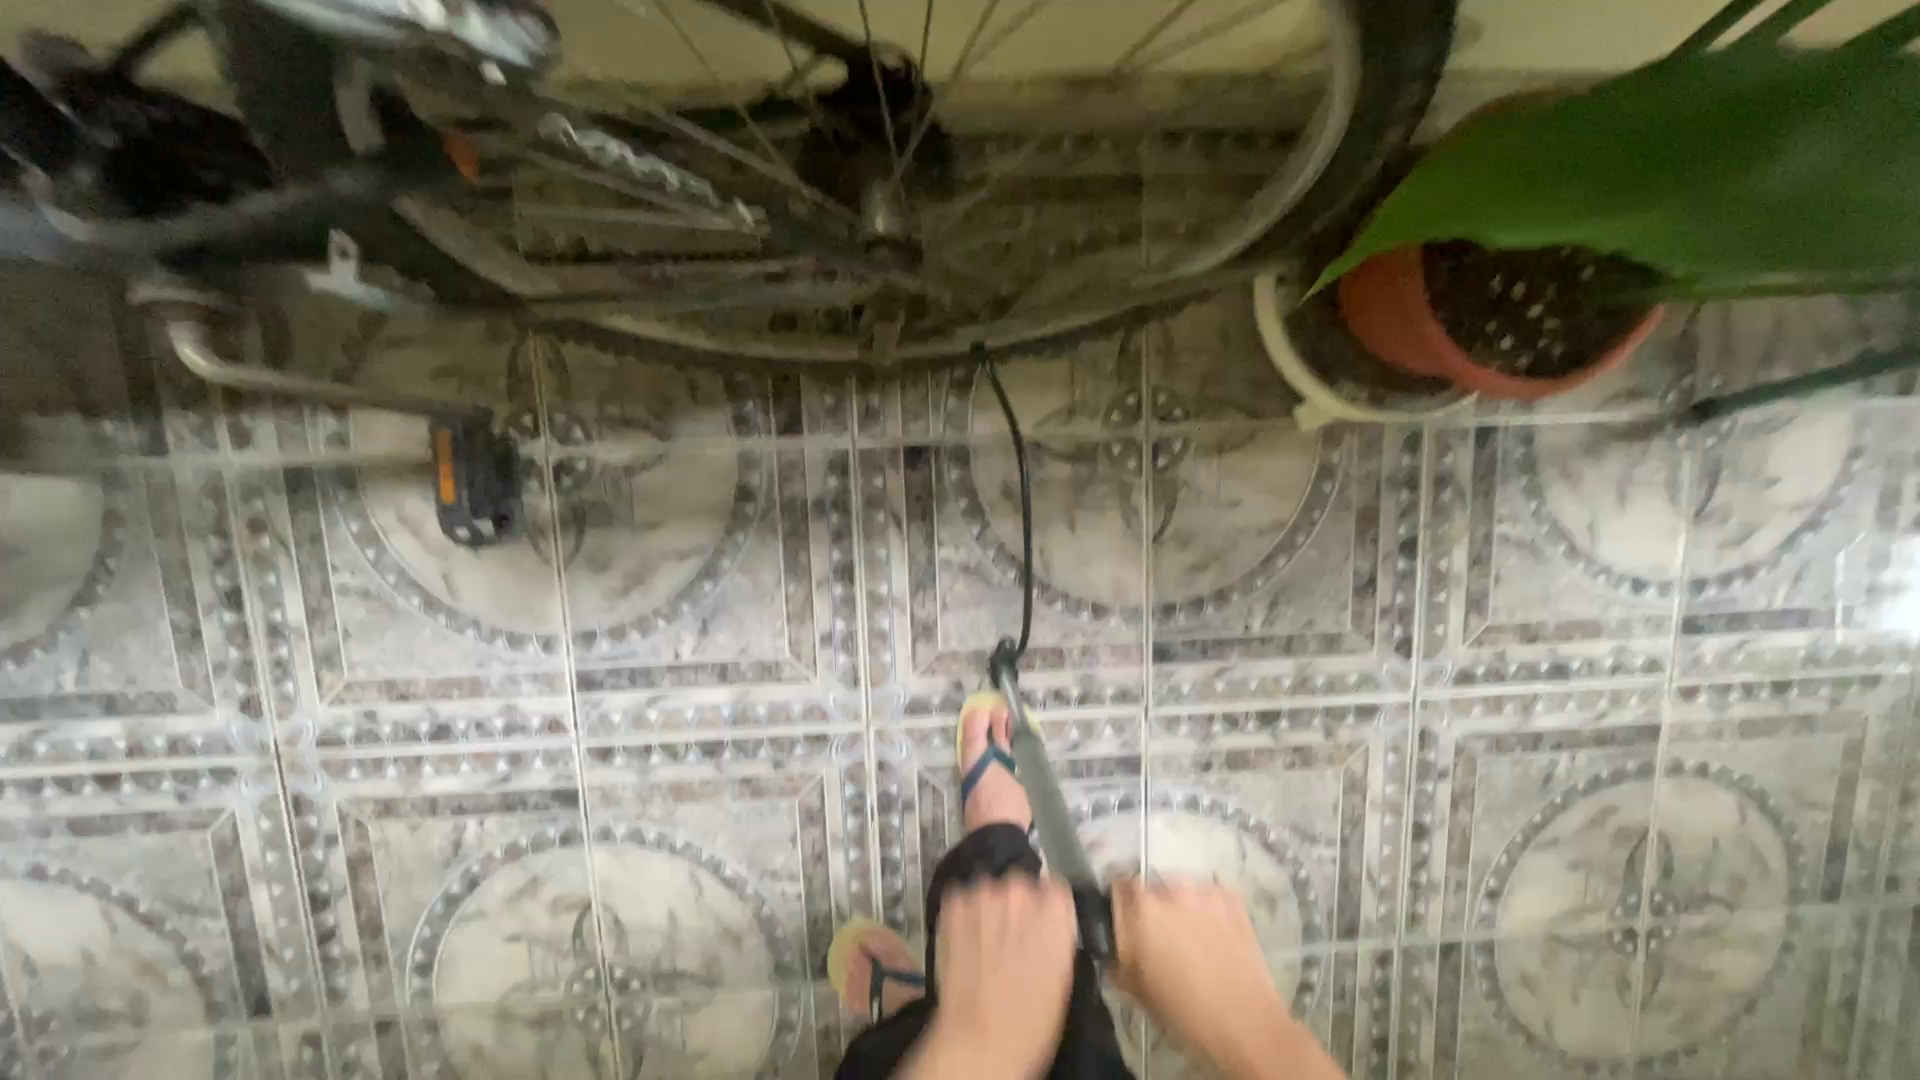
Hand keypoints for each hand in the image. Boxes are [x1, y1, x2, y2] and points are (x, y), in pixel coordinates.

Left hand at [916, 876, 1077, 1079]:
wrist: (979, 1038)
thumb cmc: (1031, 1020)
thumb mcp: (1061, 975)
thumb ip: (1056, 935)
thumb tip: (1048, 922)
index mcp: (1055, 908)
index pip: (1054, 888)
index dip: (1046, 908)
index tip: (1040, 925)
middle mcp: (1021, 891)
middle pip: (1019, 884)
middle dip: (1015, 906)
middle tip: (1010, 938)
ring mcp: (983, 893)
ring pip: (988, 891)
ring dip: (988, 910)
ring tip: (983, 943)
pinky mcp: (953, 903)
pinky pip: (961, 900)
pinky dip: (963, 916)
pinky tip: (964, 942)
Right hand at [1113, 879, 1337, 1079]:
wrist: (1245, 1022)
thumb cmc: (1183, 1010)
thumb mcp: (1134, 988)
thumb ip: (1117, 955)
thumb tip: (1115, 942)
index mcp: (1140, 909)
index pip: (1119, 885)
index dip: (1122, 902)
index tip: (1128, 918)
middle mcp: (1169, 889)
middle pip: (1152, 886)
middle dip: (1153, 905)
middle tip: (1161, 933)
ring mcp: (1203, 890)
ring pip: (1181, 888)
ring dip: (1181, 904)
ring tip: (1192, 934)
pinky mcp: (1231, 897)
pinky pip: (1209, 895)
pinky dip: (1208, 909)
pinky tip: (1215, 935)